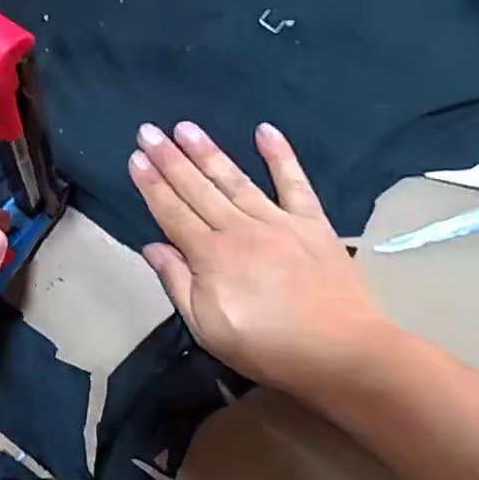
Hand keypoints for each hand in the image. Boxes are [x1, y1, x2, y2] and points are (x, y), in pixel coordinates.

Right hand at [128, 121, 399, 399]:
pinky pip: (294, 183)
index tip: (136, 158)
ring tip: (185, 127)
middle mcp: (239, 229)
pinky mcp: (312, 223)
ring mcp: (278, 221)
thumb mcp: (207, 327)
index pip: (173, 212)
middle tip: (149, 131)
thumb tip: (152, 246)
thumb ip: (177, 283)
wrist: (342, 352)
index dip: (152, 185)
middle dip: (170, 158)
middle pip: (197, 189)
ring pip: (235, 179)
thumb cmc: (267, 347)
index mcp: (211, 256)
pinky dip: (279, 155)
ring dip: (208, 151)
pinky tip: (264, 131)